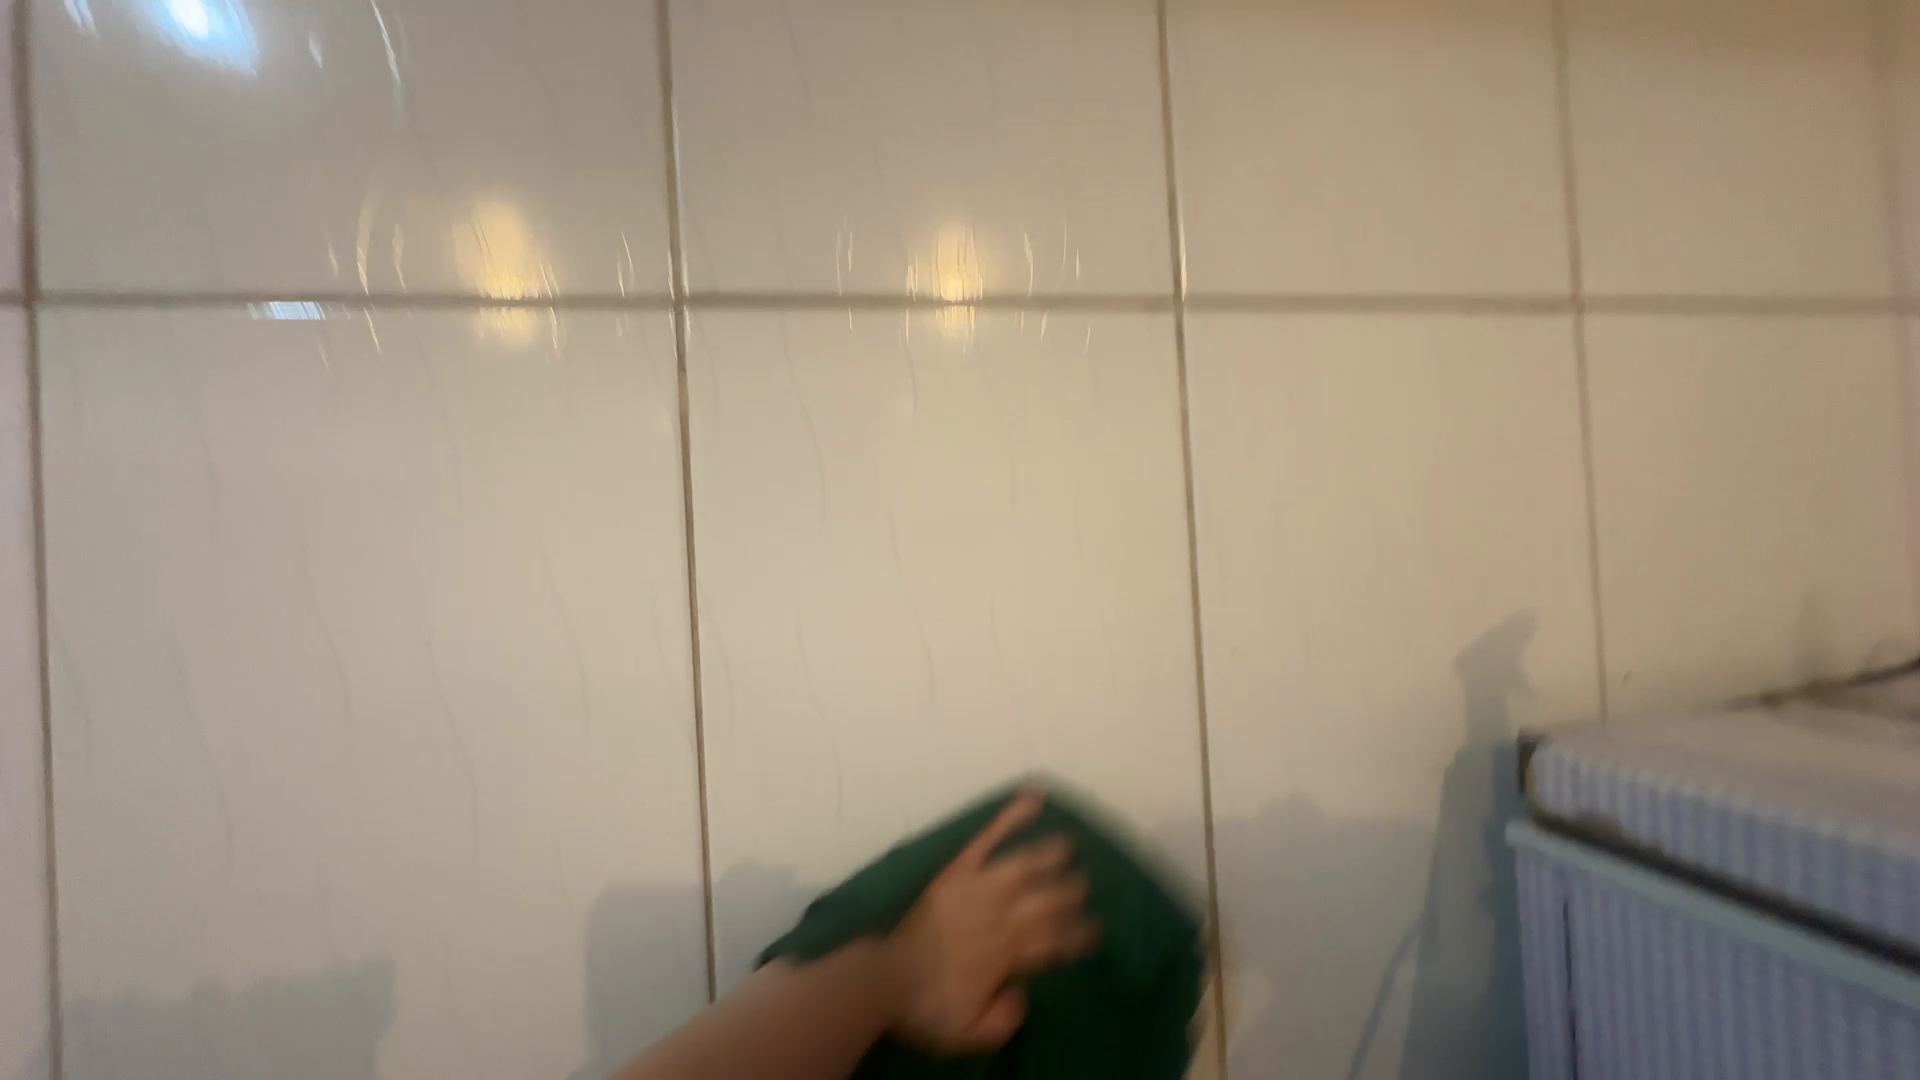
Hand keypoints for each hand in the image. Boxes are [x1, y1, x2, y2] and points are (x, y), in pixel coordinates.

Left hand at [883, 791, 1099, 1053]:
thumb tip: (1022, 994)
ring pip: (1025, 865)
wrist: (885, 978)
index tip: (1093, 930)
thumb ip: (1002, 1019)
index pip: (1054, 941)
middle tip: (1086, 887)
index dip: (1077, 935)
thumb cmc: (928, 1005)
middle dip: (1070, 893)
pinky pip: (988, 838)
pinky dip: (1010, 817)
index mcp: (1008, 955)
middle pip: (1047, 901)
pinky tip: (1032, 799)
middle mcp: (1001, 917)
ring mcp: (980, 886)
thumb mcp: (968, 1033)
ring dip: (1050, 855)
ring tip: (1069, 844)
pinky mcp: (959, 869)